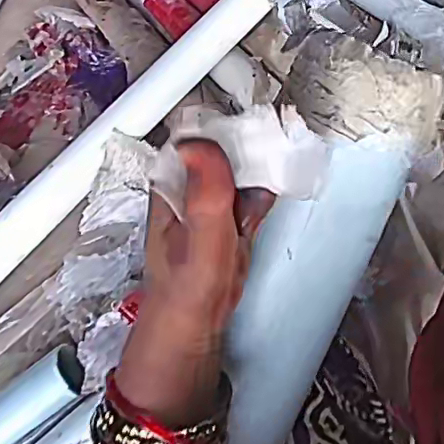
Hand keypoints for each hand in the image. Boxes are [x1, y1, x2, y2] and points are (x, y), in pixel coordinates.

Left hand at [119, 142, 273, 421]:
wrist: (196, 321)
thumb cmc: (187, 287)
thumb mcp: (201, 239)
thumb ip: (205, 193)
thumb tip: (199, 144)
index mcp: (171, 181)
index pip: (199, 133)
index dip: (228, 125)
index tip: (255, 122)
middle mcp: (189, 183)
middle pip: (225, 143)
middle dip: (251, 145)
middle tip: (271, 150)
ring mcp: (211, 196)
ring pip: (241, 164)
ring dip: (261, 166)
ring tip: (269, 178)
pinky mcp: (230, 211)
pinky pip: (253, 187)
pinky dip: (266, 189)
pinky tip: (268, 199)